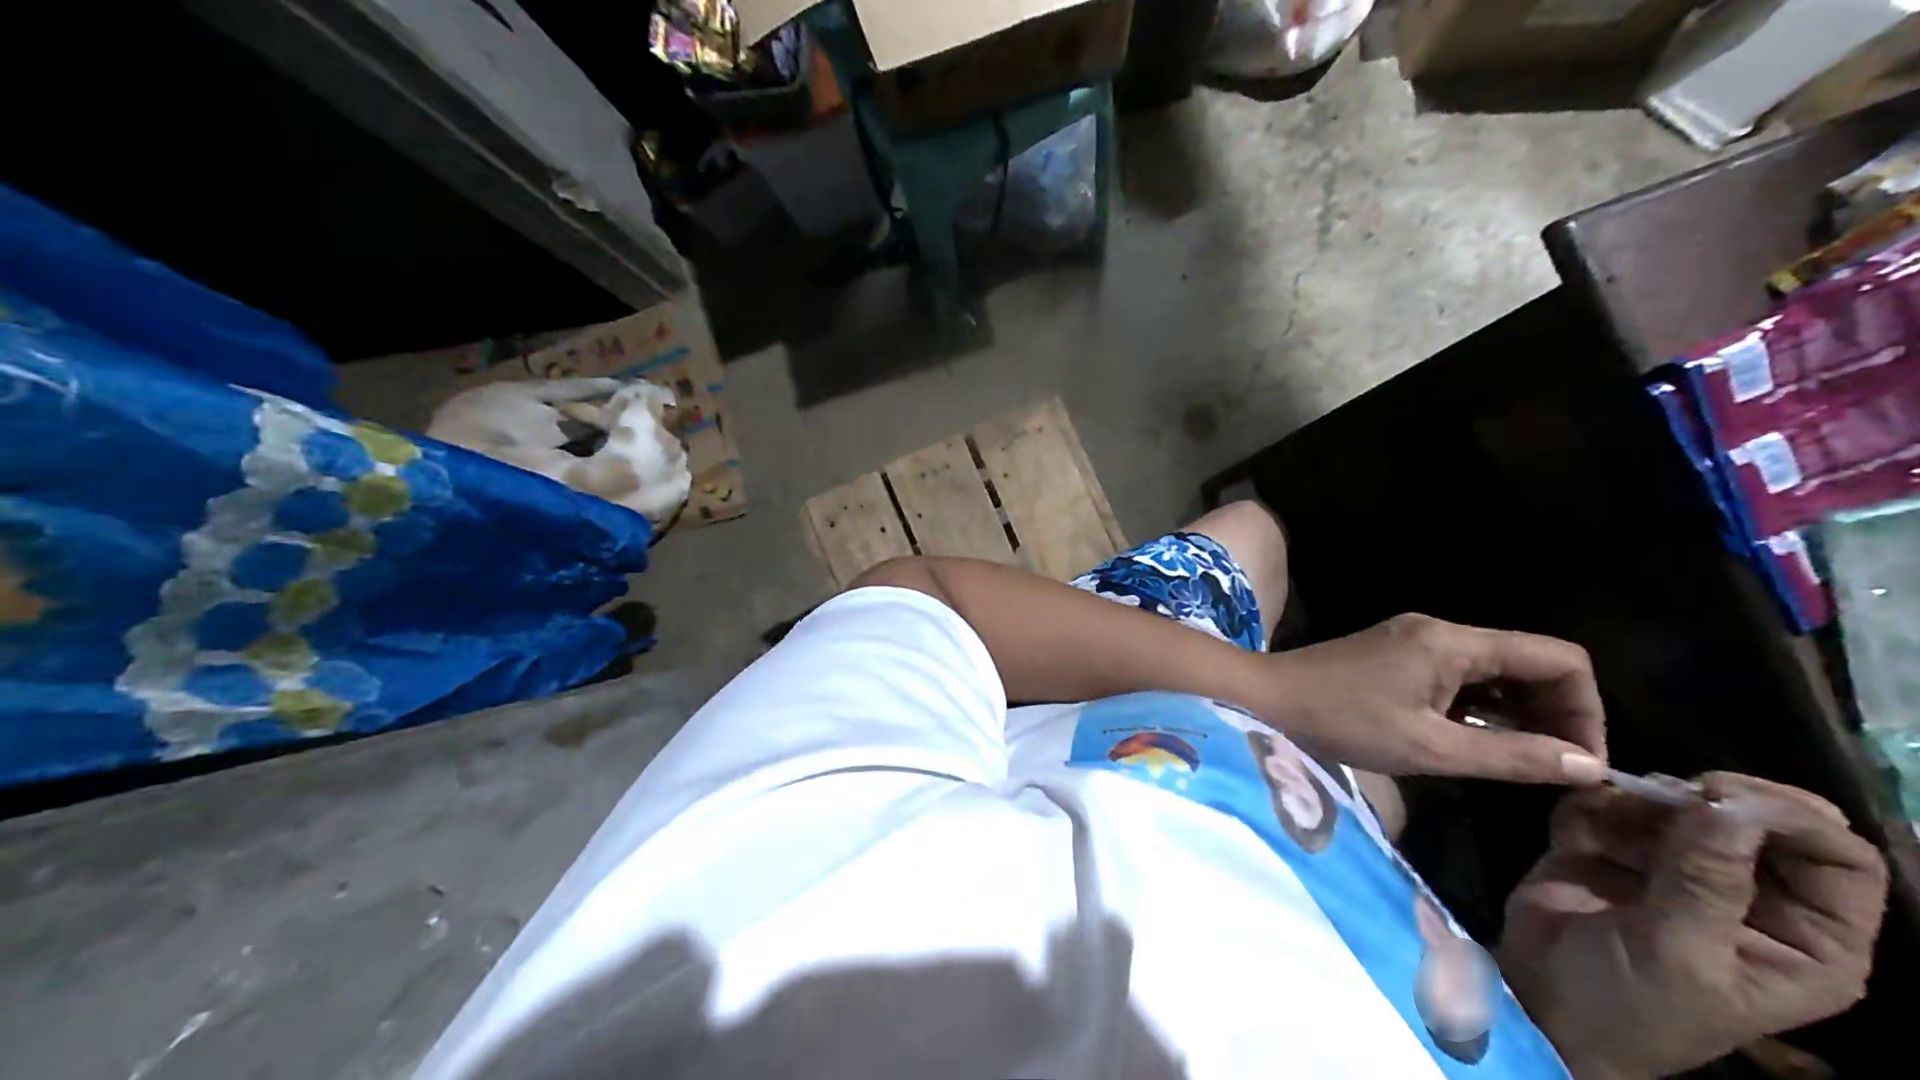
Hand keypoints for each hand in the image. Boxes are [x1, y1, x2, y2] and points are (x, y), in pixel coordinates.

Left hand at [1256, 613, 1607, 784]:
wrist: (1262, 697)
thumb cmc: (1339, 721)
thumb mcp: (1428, 748)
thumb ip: (1510, 755)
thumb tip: (1588, 765)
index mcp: (1451, 642)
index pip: (1557, 658)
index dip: (1585, 708)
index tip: (1580, 759)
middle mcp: (1438, 631)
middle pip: (1527, 661)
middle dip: (1554, 712)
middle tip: (1552, 766)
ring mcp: (1412, 640)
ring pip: (1491, 671)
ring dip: (1516, 712)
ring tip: (1519, 760)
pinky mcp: (1393, 655)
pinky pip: (1456, 676)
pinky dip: (1477, 706)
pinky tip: (1474, 740)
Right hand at [1498, 774, 1888, 1078]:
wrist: (1539, 1003)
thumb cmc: (1632, 1001)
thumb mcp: (1677, 952)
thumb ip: (1703, 881)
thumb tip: (1723, 804)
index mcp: (1802, 937)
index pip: (1836, 859)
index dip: (1791, 819)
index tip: (1719, 796)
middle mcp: (1747, 895)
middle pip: (1758, 818)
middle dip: (1709, 796)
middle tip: (1663, 789)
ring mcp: (1672, 868)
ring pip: (1675, 803)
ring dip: (1638, 798)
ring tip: (1604, 815)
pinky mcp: (1608, 849)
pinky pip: (1609, 807)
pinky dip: (1591, 803)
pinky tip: (1575, 829)